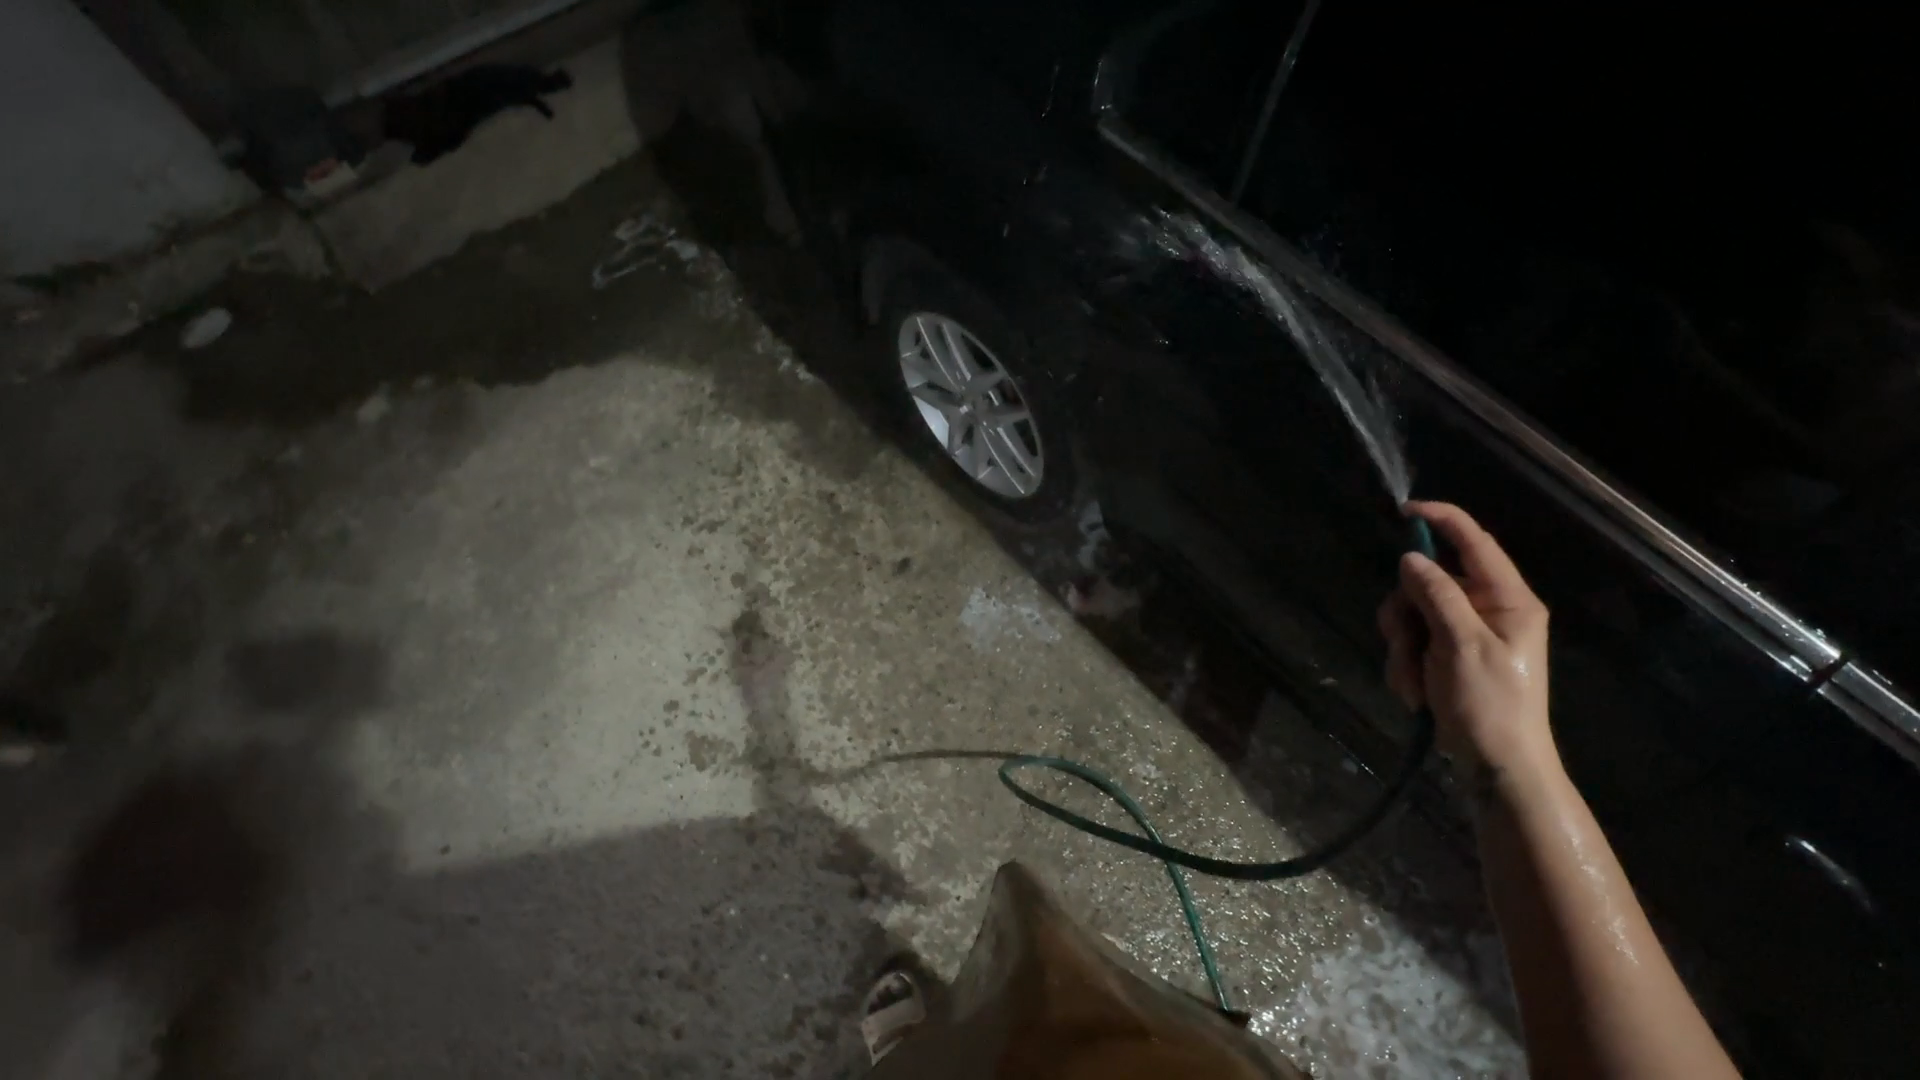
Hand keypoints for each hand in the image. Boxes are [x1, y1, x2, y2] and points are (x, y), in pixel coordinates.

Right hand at [1378, 501, 1556, 779]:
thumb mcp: (1461, 647)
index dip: (1441, 520)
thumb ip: (1437, 597)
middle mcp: (1488, 609)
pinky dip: (1405, 664)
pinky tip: (1416, 691)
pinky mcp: (1447, 654)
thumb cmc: (1491, 705)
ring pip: (1411, 613)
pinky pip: (1410, 641)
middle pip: (1428, 581)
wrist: (1497, 765)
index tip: (1403, 511)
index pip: (1474, 542)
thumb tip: (1410, 559)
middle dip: (1405, 612)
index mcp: (1508, 600)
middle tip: (1405, 643)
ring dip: (1402, 646)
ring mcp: (1466, 632)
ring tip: (1414, 680)